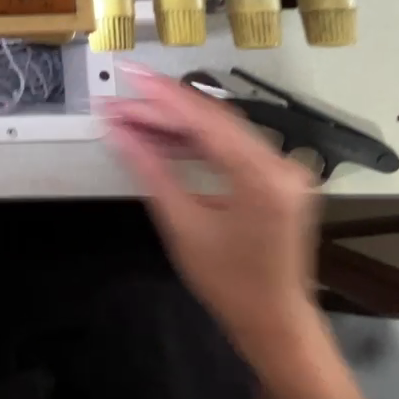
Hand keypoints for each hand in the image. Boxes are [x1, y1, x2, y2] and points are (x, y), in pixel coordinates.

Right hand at [103, 66, 323, 362]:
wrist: (275, 322)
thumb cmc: (229, 281)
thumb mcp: (182, 222)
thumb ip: (149, 167)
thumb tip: (117, 130)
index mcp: (262, 176)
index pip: (205, 119)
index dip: (161, 95)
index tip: (128, 75)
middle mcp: (280, 164)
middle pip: (211, 120)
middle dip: (160, 109)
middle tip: (116, 104)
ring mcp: (281, 170)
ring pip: (218, 130)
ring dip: (173, 124)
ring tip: (129, 119)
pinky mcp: (274, 178)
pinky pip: (228, 146)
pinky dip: (193, 141)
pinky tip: (160, 137)